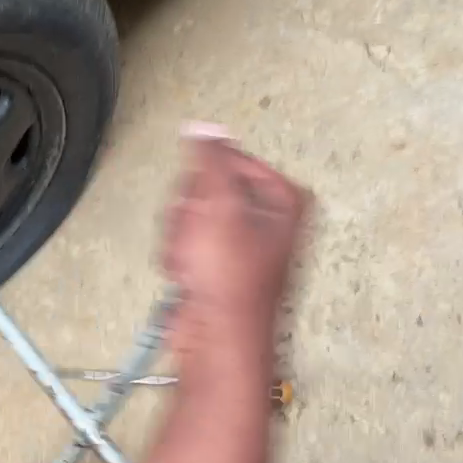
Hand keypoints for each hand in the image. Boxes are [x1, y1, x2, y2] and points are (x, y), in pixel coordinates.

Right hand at [161, 129, 309, 376]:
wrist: (216, 334)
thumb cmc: (231, 283)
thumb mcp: (220, 204)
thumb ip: (211, 158)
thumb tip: (205, 128)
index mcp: (284, 197)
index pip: (227, 158)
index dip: (206, 178)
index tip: (205, 200)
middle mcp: (267, 218)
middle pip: (205, 187)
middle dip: (190, 212)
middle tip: (198, 234)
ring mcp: (241, 243)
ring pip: (190, 214)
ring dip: (181, 237)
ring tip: (194, 260)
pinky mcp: (218, 263)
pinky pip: (185, 242)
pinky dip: (179, 256)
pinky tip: (189, 273)